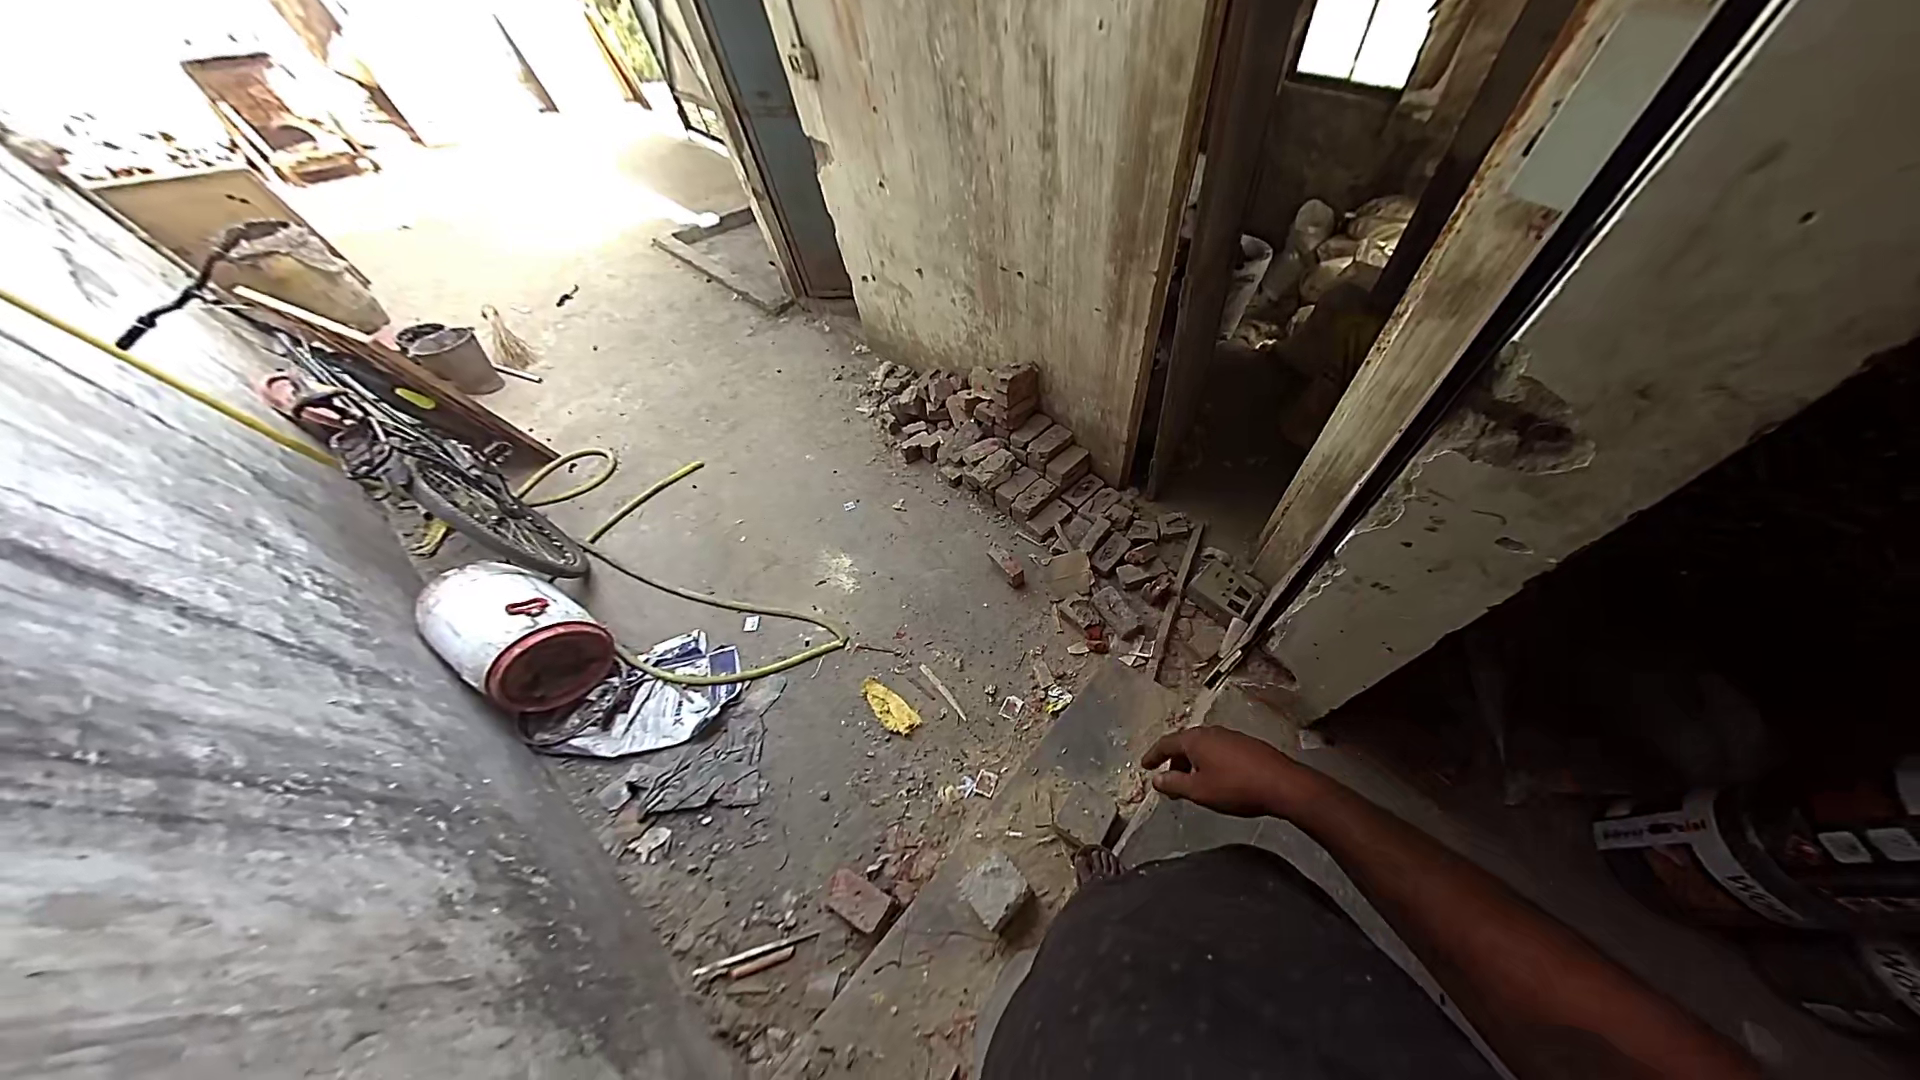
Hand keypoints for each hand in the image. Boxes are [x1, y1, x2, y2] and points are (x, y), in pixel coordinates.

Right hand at [1140, 727, 1317, 818]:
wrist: (1283, 785)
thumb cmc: (1236, 787)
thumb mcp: (1199, 791)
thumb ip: (1174, 784)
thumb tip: (1156, 780)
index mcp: (1194, 740)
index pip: (1166, 743)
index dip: (1153, 755)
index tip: (1145, 765)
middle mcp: (1210, 732)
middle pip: (1184, 744)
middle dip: (1175, 762)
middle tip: (1170, 781)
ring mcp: (1231, 736)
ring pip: (1203, 747)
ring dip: (1193, 763)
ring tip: (1194, 784)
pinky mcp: (1247, 745)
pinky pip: (1219, 750)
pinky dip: (1210, 762)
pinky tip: (1217, 779)